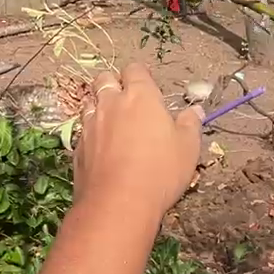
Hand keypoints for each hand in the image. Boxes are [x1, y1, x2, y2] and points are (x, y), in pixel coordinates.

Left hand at [74, 64, 203, 230]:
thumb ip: (190, 124)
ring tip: (112, 120)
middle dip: (113, 83)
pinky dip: (91, 131)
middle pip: (104, 79)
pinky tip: (101, 145)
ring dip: (99, 105)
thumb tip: (195, 111)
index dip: (140, 76)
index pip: (135, 70)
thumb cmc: (160, 171)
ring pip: (89, 102)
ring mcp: (90, 124)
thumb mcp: (187, 147)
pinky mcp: (78, 147)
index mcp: (140, 96)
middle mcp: (111, 103)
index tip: (148, 87)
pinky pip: (82, 129)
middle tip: (126, 99)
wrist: (118, 203)